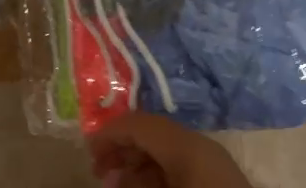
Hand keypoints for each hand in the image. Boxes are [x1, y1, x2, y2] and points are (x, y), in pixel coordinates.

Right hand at [88, 113, 252, 187]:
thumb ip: (134, 184)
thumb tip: (112, 176)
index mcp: (186, 143)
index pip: (140, 122)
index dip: (110, 132)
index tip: (87, 148)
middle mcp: (199, 144)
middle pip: (152, 134)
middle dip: (122, 149)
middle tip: (98, 170)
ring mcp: (211, 161)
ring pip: (165, 151)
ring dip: (137, 165)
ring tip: (115, 184)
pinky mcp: (217, 178)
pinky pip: (180, 167)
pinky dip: (157, 174)